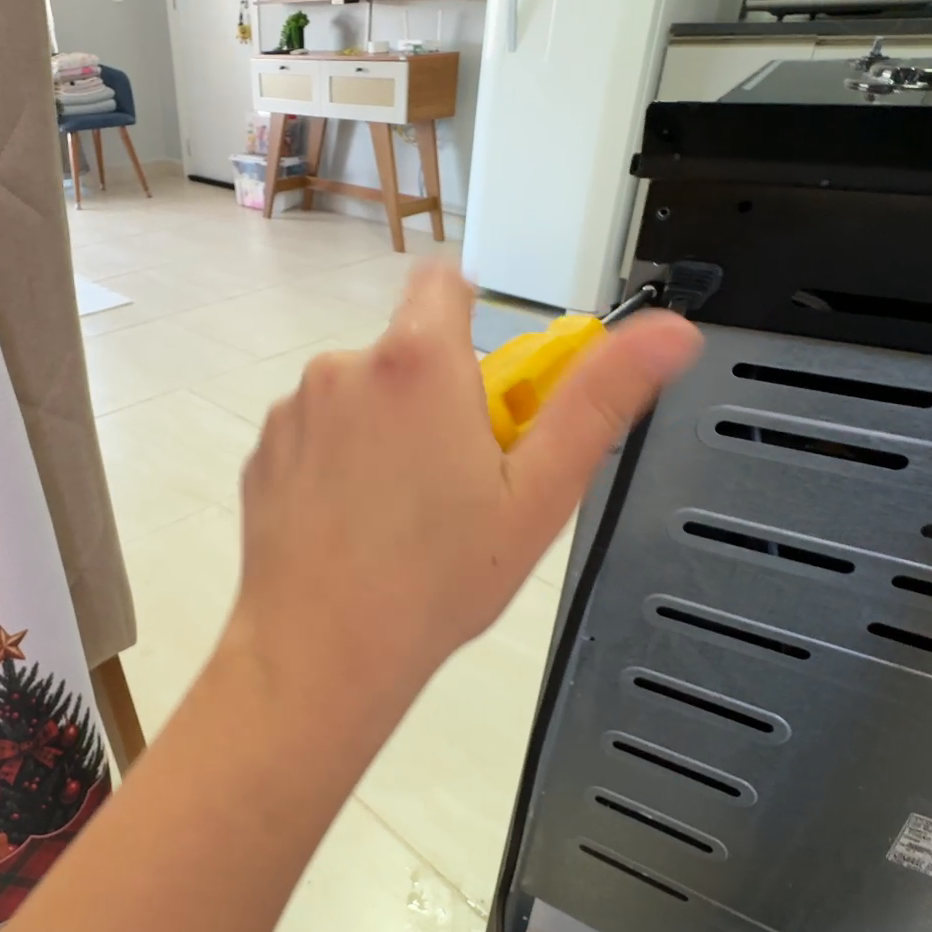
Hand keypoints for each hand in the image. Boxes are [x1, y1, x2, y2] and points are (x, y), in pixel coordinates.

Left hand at [231, 262, 700, 722]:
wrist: (320, 649)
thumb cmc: (436, 579)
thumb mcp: (539, 496)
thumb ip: (600, 401)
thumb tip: (670, 332)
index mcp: (416, 362)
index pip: (443, 282)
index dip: (468, 313)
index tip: (480, 379)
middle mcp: (343, 369)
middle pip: (401, 352)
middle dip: (431, 393)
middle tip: (452, 476)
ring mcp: (293, 412)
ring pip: (355, 396)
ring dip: (381, 429)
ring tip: (398, 512)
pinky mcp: (261, 454)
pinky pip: (313, 435)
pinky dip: (334, 461)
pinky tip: (351, 524)